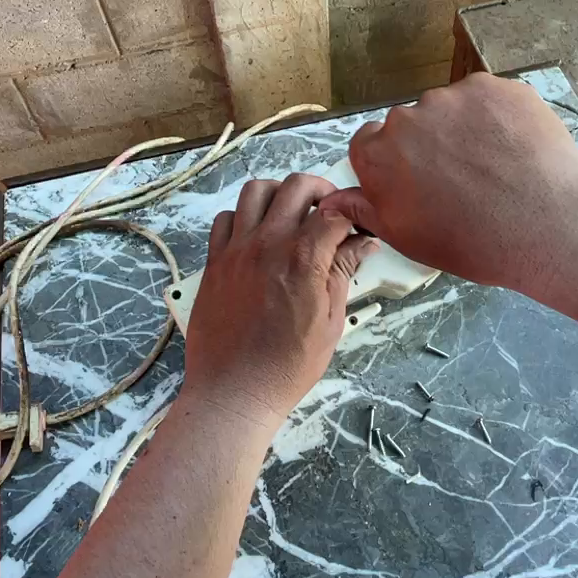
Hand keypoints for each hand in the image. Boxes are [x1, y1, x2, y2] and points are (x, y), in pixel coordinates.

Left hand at [181, 173, 376, 426]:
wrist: (234, 391)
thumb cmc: (285, 366)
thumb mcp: (330, 321)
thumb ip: (343, 273)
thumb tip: (361, 244)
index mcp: (303, 260)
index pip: (334, 213)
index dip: (351, 214)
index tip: (354, 224)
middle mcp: (268, 244)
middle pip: (296, 186)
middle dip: (319, 190)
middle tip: (328, 208)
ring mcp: (237, 250)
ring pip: (256, 190)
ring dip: (279, 193)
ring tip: (291, 212)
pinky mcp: (215, 261)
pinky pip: (225, 218)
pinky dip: (243, 216)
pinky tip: (256, 234)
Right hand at [319, 73, 577, 297]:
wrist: (546, 224)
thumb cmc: (473, 241)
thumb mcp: (407, 237)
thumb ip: (364, 210)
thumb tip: (328, 200)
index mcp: (378, 154)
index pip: (369, 142)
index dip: (393, 162)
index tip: (417, 179)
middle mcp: (407, 117)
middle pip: (410, 124)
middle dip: (428, 144)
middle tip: (461, 177)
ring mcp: (451, 97)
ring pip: (450, 108)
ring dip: (463, 128)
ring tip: (494, 165)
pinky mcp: (492, 87)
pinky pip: (486, 98)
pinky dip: (497, 117)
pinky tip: (515, 148)